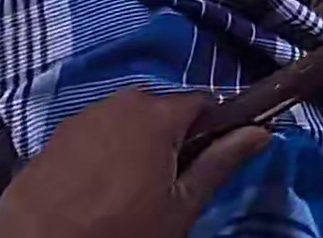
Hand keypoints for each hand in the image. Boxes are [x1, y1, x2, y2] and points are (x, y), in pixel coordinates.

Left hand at [0, 89, 272, 237]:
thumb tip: (263, 131)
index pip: (202, 103)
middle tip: (166, 187)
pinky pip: (97, 132)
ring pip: (129, 120)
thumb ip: (221, 163)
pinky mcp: (59, 132)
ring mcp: (87, 112)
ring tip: (128, 192)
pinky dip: (104, 152)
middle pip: (164, 111)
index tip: (209, 161)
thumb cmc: (119, 234)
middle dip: (172, 139)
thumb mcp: (179, 209)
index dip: (213, 128)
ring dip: (137, 145)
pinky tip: (95, 190)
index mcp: (158, 112)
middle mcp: (124, 98)